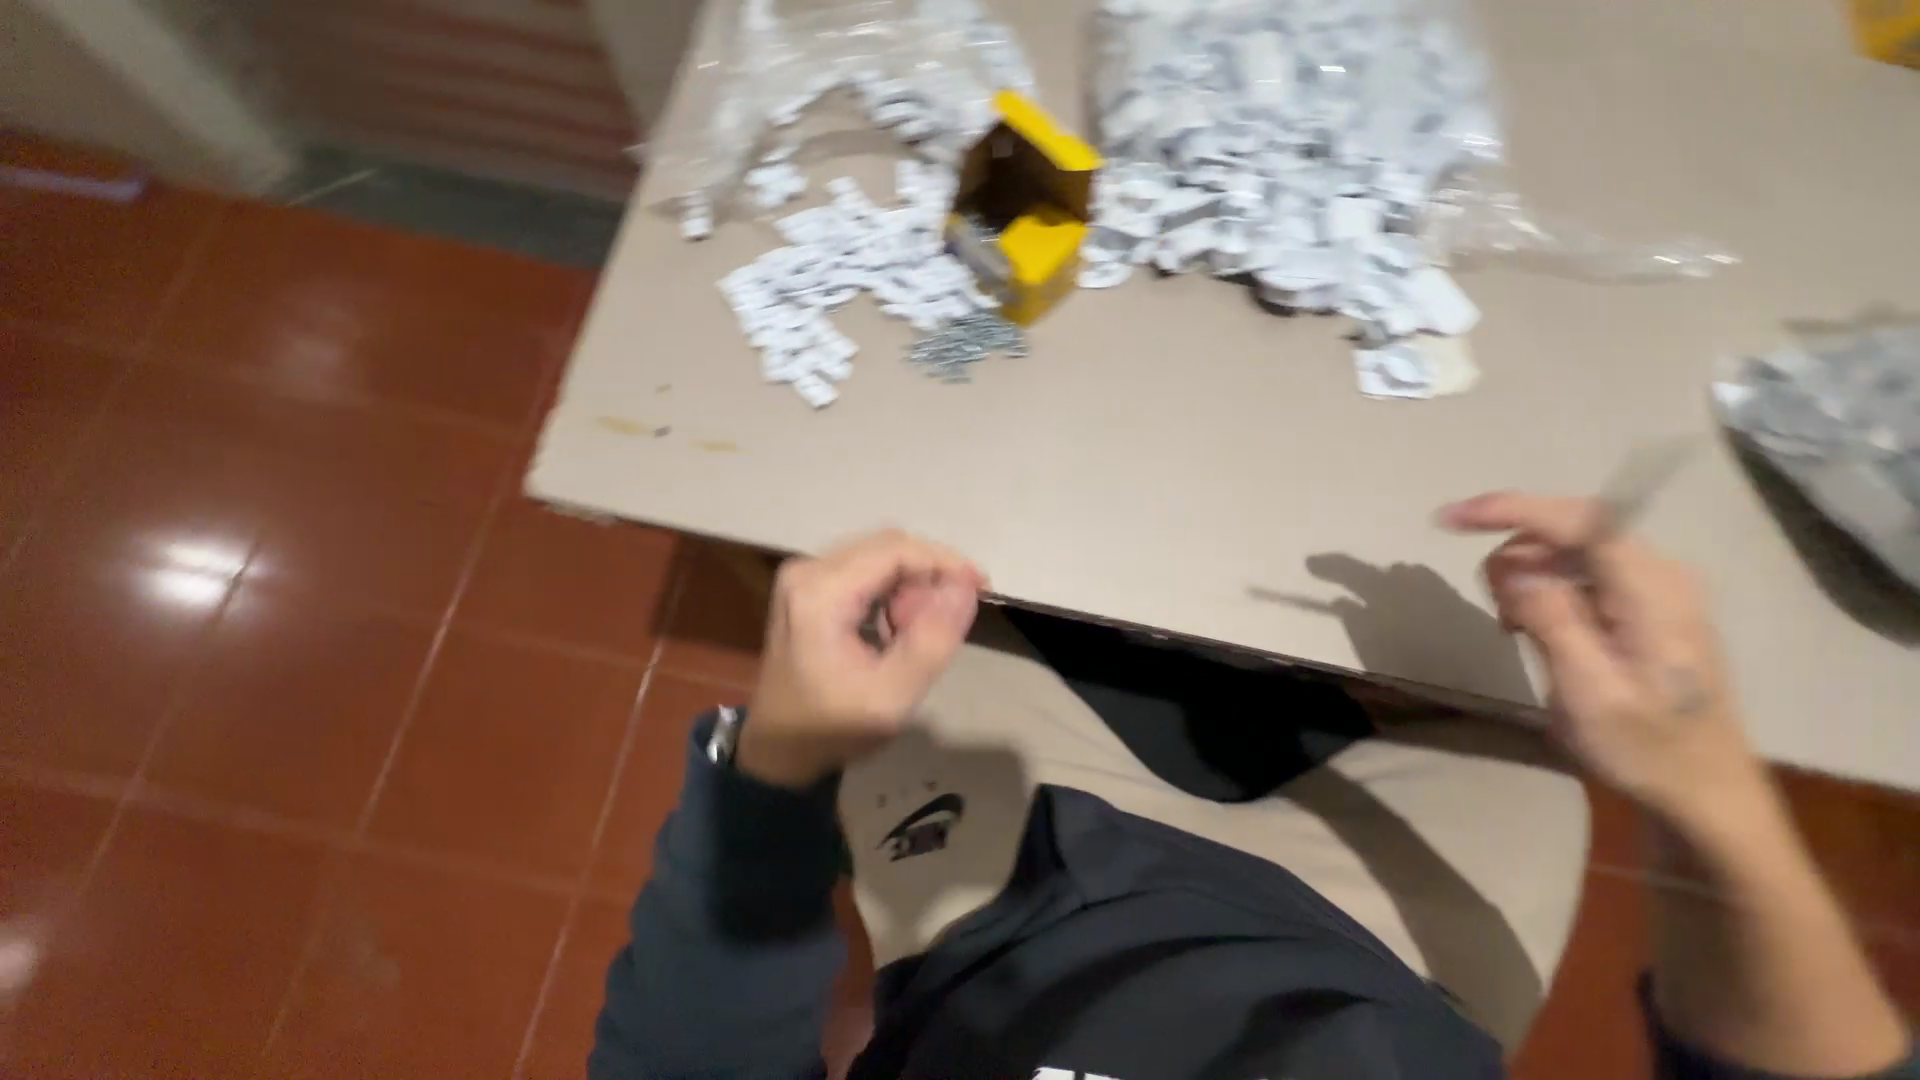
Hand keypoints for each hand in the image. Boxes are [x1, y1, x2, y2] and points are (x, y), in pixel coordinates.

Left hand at [739, 530, 985, 788]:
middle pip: (887, 547)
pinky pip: (865, 570)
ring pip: (879, 557)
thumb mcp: (892, 697)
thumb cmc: (833, 728)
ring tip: (913, 636)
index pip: (895, 550)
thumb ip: (932, 640)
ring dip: (910, 588)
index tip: (981, 588)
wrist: (779, 749)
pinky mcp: (809, 586)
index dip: (944, 562)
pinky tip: (894, 631)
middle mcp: (808, 570)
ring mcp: (805, 575)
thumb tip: (967, 586)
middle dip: (926, 579)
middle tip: (942, 626)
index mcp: (820, 593)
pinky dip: (892, 593)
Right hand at [1439, 493, 1766, 824]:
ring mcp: (1653, 587)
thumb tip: (1511, 565)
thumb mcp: (1589, 691)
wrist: (1703, 791)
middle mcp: (1658, 574)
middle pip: (1566, 526)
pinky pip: (1576, 569)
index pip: (1577, 520)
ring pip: (1565, 546)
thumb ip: (1553, 619)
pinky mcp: (1641, 603)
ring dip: (1524, 574)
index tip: (1448, 520)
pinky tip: (1532, 626)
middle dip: (1512, 552)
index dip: (1509, 510)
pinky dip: (1540, 587)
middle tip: (1495, 612)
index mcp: (1652, 591)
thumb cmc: (1645, 747)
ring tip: (1514, 628)